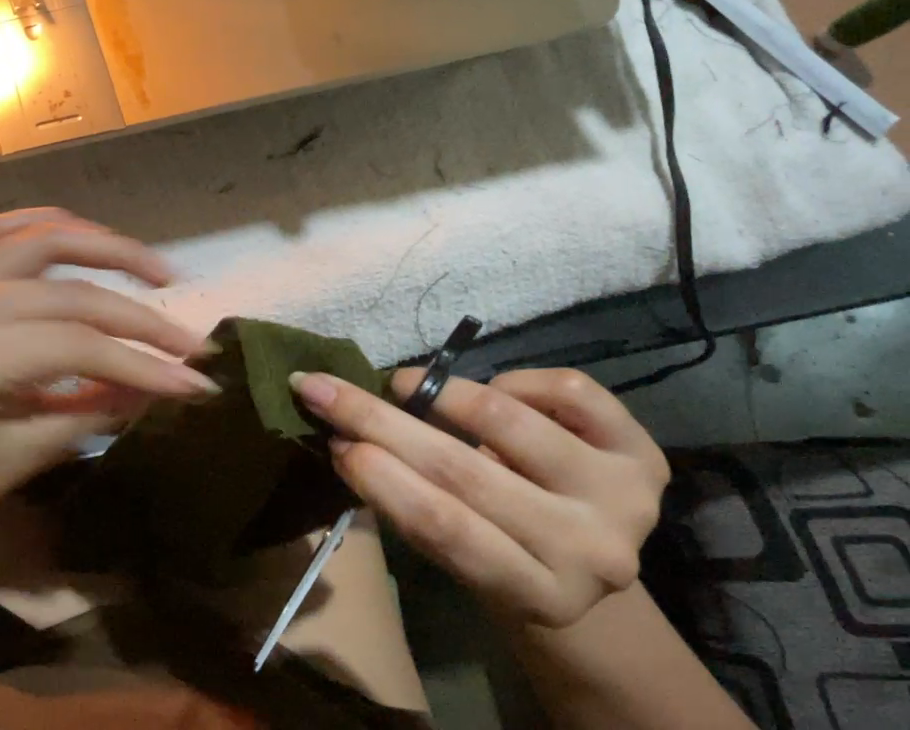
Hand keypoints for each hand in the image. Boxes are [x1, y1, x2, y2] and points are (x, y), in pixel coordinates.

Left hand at [0, 209, 216, 543]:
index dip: (140, 358)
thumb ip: (104, 406)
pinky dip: (49, 226)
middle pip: (67, 293)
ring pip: (38, 239)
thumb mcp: (36, 449)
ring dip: (102, 247)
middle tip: (189, 339)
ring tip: (154, 271)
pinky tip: (88, 237)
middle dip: (136, 315)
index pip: (73, 345)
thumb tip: (178, 380)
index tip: (199, 377)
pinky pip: (2, 229)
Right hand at [290, 366, 669, 628]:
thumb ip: (408, 502)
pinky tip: (490, 390)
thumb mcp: (453, 550)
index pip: (446, 529)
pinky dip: (511, 378)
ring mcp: (628, 502)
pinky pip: (567, 391)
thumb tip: (345, 438)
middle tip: (327, 391)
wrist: (585, 558)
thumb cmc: (495, 547)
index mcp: (538, 594)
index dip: (382, 480)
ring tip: (402, 385)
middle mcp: (594, 554)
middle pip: (466, 472)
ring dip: (438, 393)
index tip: (333, 440)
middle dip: (380, 422)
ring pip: (510, 422)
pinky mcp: (645, 454)